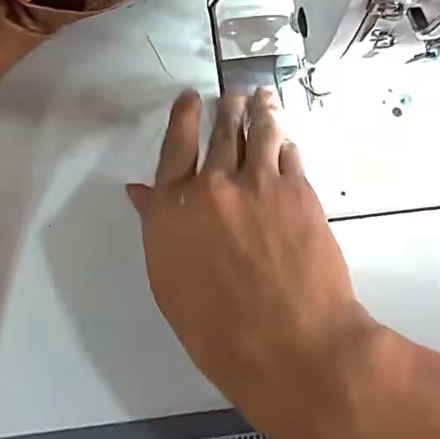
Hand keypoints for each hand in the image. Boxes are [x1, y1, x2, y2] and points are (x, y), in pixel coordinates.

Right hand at [128, 90, 379, 438]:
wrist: (290, 344)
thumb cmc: (218, 328)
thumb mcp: (170, 281)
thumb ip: (157, 226)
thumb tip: (141, 191)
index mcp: (173, 208)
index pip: (175, 148)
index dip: (183, 117)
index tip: (189, 98)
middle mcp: (213, 185)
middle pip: (220, 134)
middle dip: (227, 109)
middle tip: (235, 94)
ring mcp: (259, 183)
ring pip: (259, 133)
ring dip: (260, 111)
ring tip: (262, 97)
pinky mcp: (298, 190)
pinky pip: (290, 154)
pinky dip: (285, 143)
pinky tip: (287, 139)